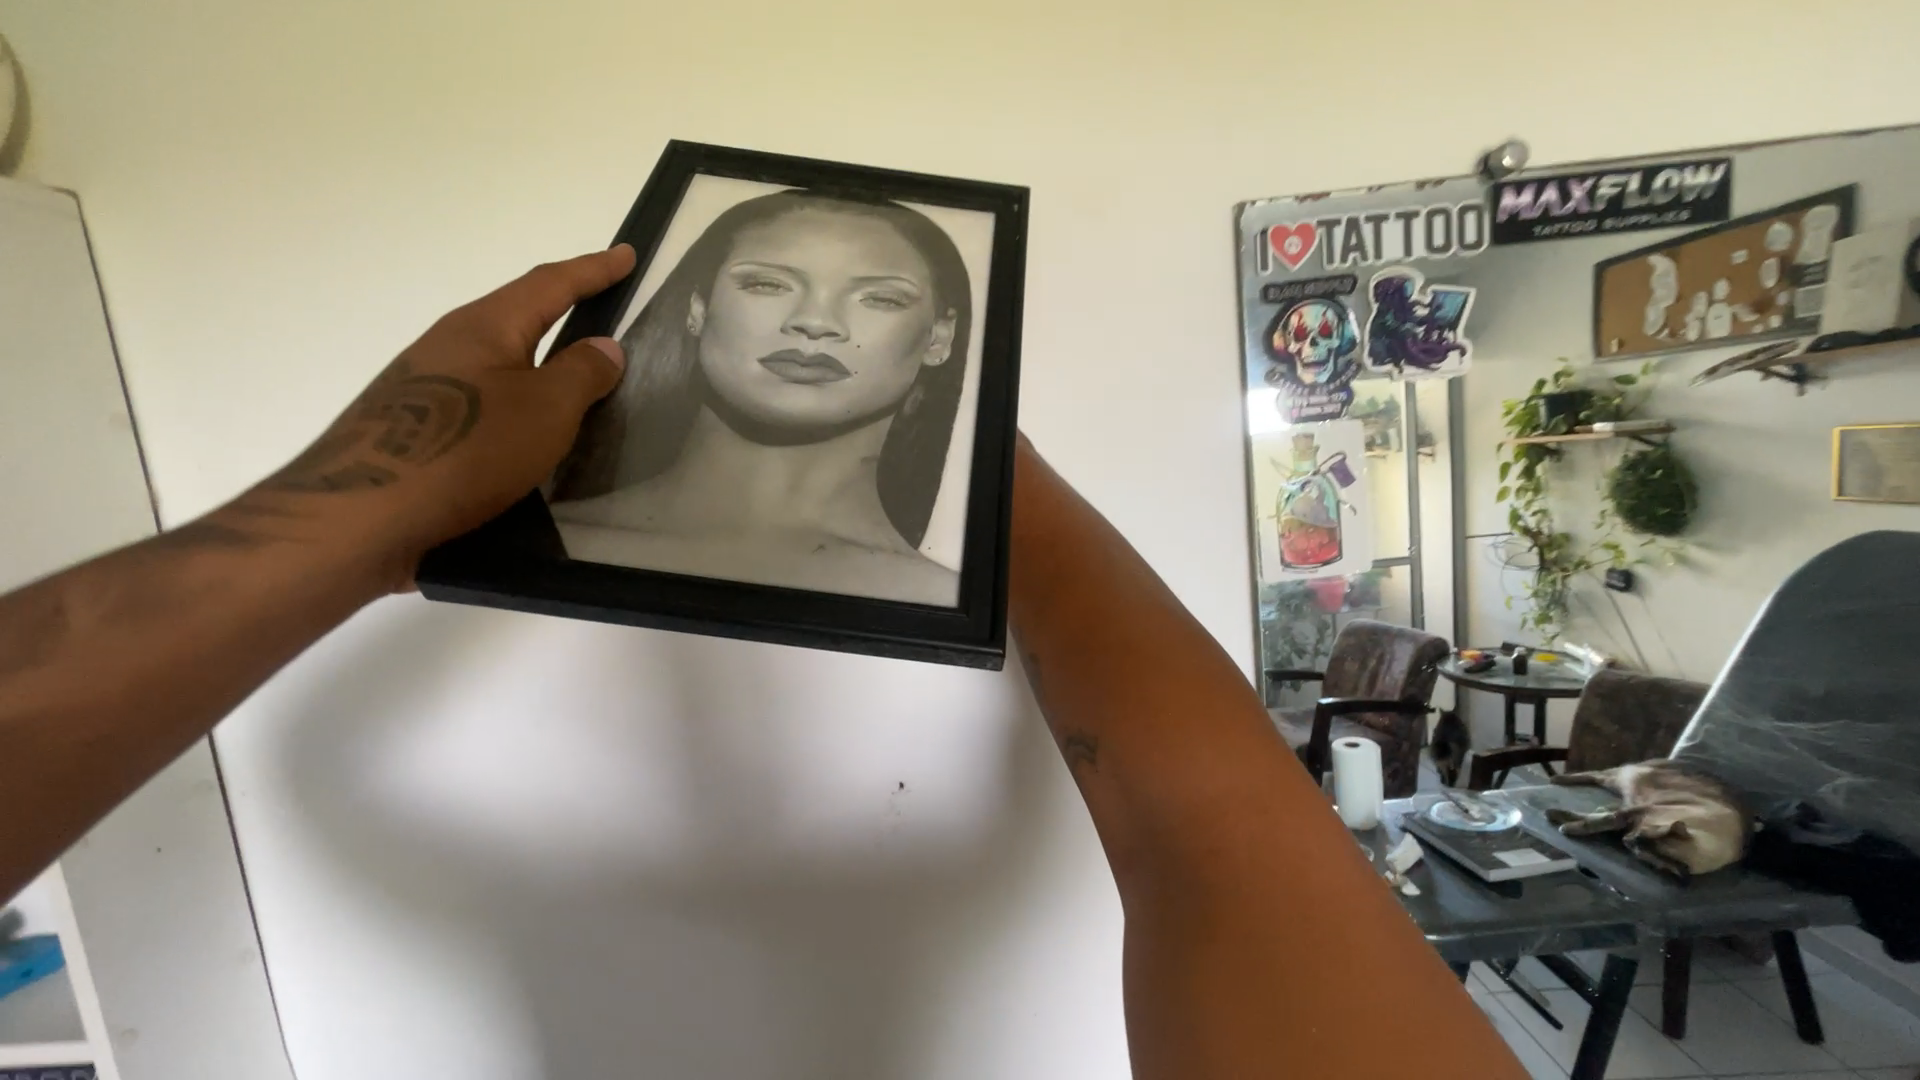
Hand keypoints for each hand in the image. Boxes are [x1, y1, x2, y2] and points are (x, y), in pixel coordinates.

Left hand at [228, 245, 637, 590]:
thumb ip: (582, 374)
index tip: (625, 255)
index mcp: (485, 326)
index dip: (593, 270)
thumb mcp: (547, 410)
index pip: (550, 285)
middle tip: (600, 308)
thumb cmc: (467, 449)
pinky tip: (525, 427)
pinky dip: (517, 397)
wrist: (362, 515)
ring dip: (538, 358)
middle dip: (560, 308)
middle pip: (516, 314)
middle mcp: (450, 343)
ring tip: (573, 376)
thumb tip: (604, 346)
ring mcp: (426, 385)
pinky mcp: (415, 425)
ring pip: (498, 358)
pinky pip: (483, 395)